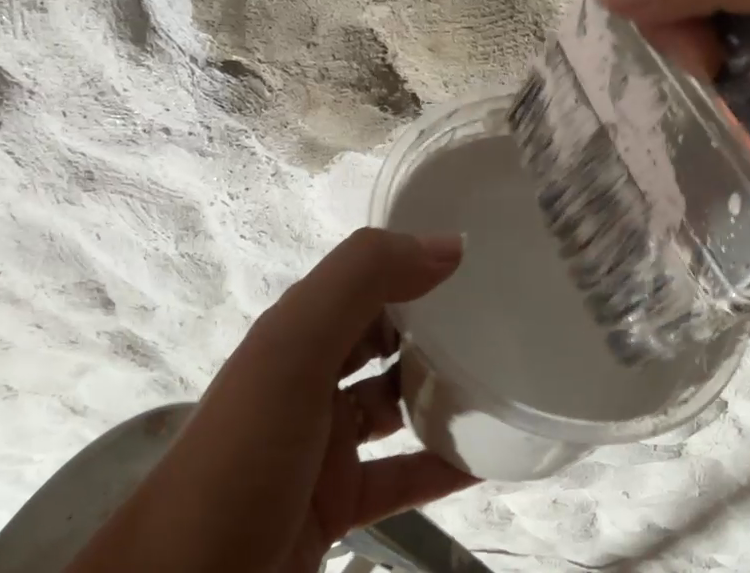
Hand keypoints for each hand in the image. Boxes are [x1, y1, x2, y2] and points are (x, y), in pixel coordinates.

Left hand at [66, 228, 474, 572]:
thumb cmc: (243, 456)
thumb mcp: (293, 350)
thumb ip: (362, 282)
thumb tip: (449, 243)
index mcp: (294, 337)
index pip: (362, 284)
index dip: (413, 265)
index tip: (479, 260)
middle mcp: (307, 384)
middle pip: (381, 342)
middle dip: (434, 328)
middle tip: (503, 319)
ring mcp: (322, 448)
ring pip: (395, 408)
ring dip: (443, 394)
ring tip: (506, 378)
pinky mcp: (337, 506)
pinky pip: (403, 476)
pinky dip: (443, 466)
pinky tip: (489, 460)